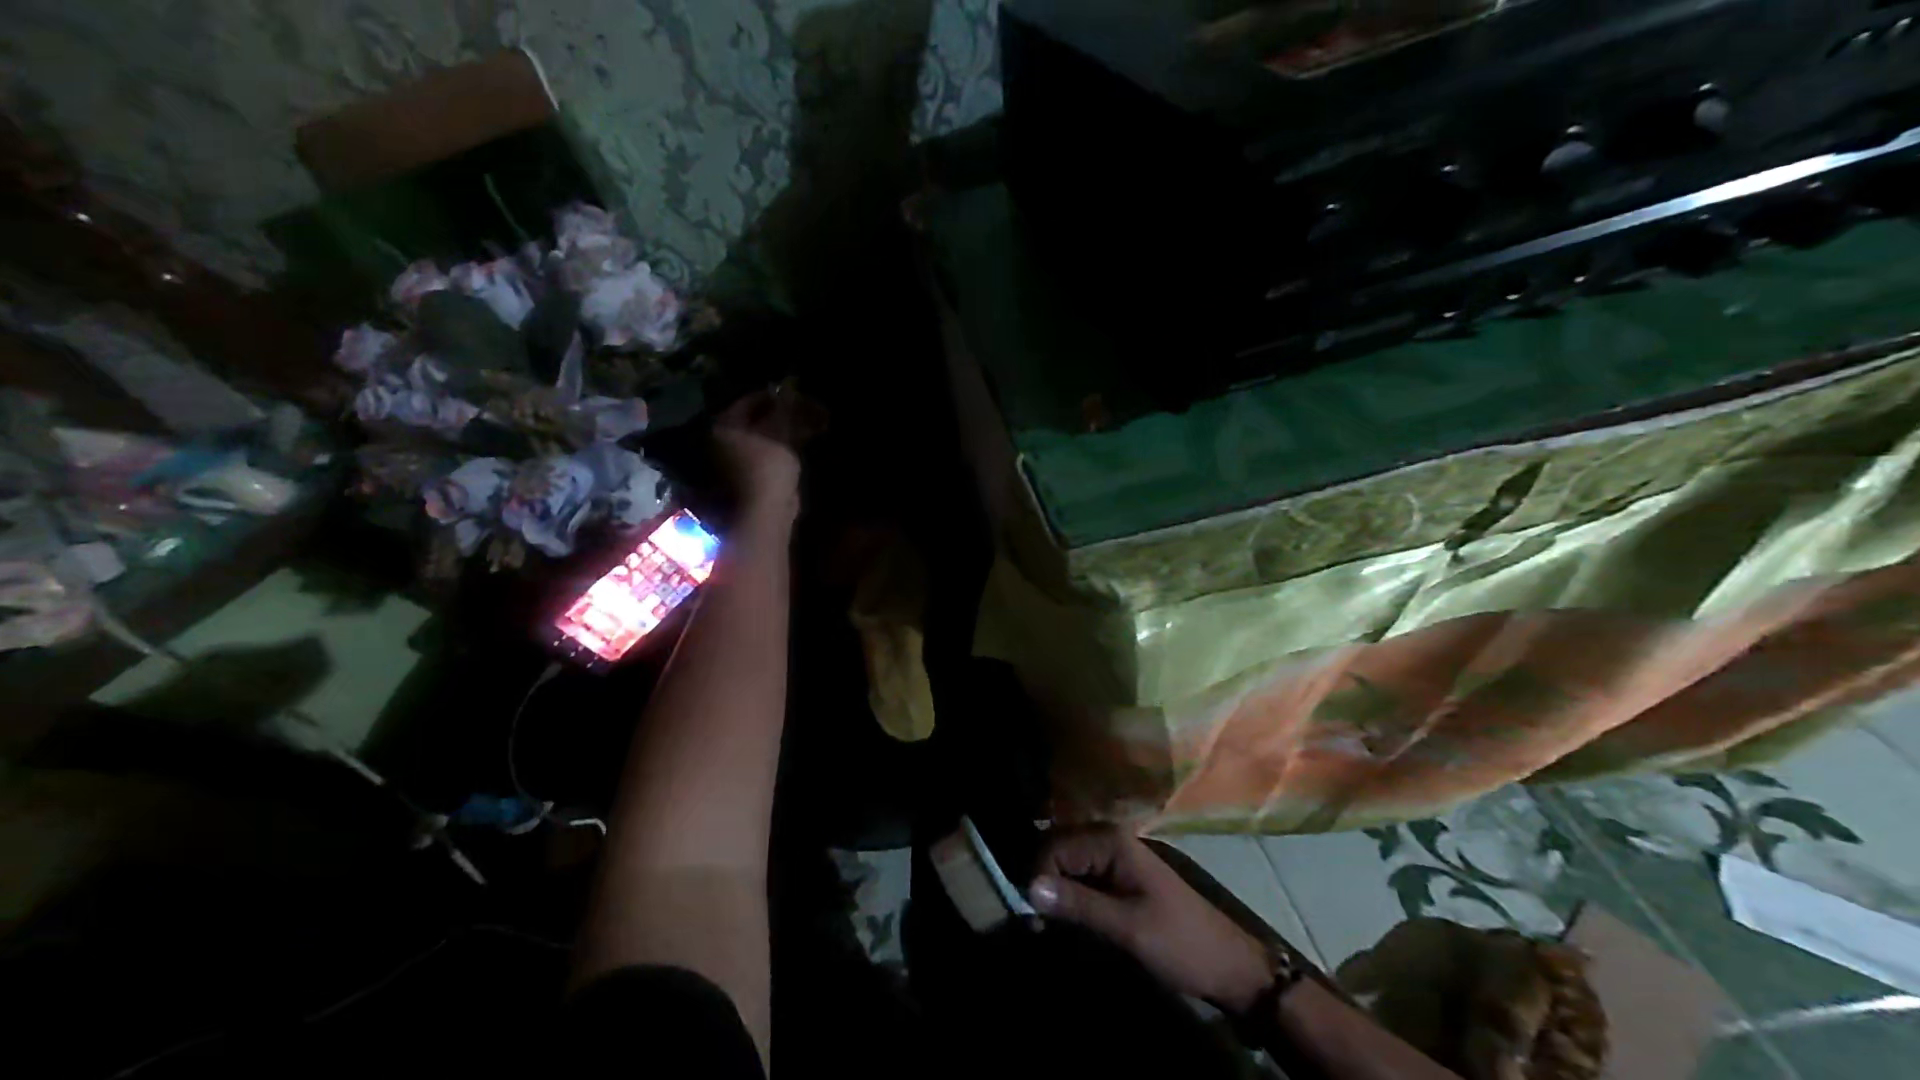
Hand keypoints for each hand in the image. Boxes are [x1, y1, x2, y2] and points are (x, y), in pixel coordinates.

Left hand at [713, 383, 816, 518]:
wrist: (767, 511)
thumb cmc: (769, 466)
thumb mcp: (779, 431)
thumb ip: (785, 407)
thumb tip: (790, 385)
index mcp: (725, 426)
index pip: (750, 400)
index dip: (775, 395)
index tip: (797, 392)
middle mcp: (725, 440)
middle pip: (757, 418)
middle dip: (784, 413)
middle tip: (809, 408)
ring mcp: (737, 459)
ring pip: (765, 435)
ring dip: (788, 429)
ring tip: (813, 424)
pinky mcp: (751, 475)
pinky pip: (769, 451)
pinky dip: (785, 445)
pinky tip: (804, 442)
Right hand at [1030, 828, 1272, 1011]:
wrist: (1229, 965)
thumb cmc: (1179, 943)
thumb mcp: (1126, 928)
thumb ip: (1078, 904)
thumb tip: (1028, 886)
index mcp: (1112, 841)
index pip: (1054, 846)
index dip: (1038, 877)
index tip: (1034, 917)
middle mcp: (1110, 838)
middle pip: (1057, 849)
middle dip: (1042, 881)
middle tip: (1038, 923)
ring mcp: (1115, 856)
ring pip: (1066, 863)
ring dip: (1054, 890)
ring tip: (1048, 924)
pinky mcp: (1118, 875)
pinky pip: (1081, 875)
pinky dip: (1069, 895)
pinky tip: (1067, 918)